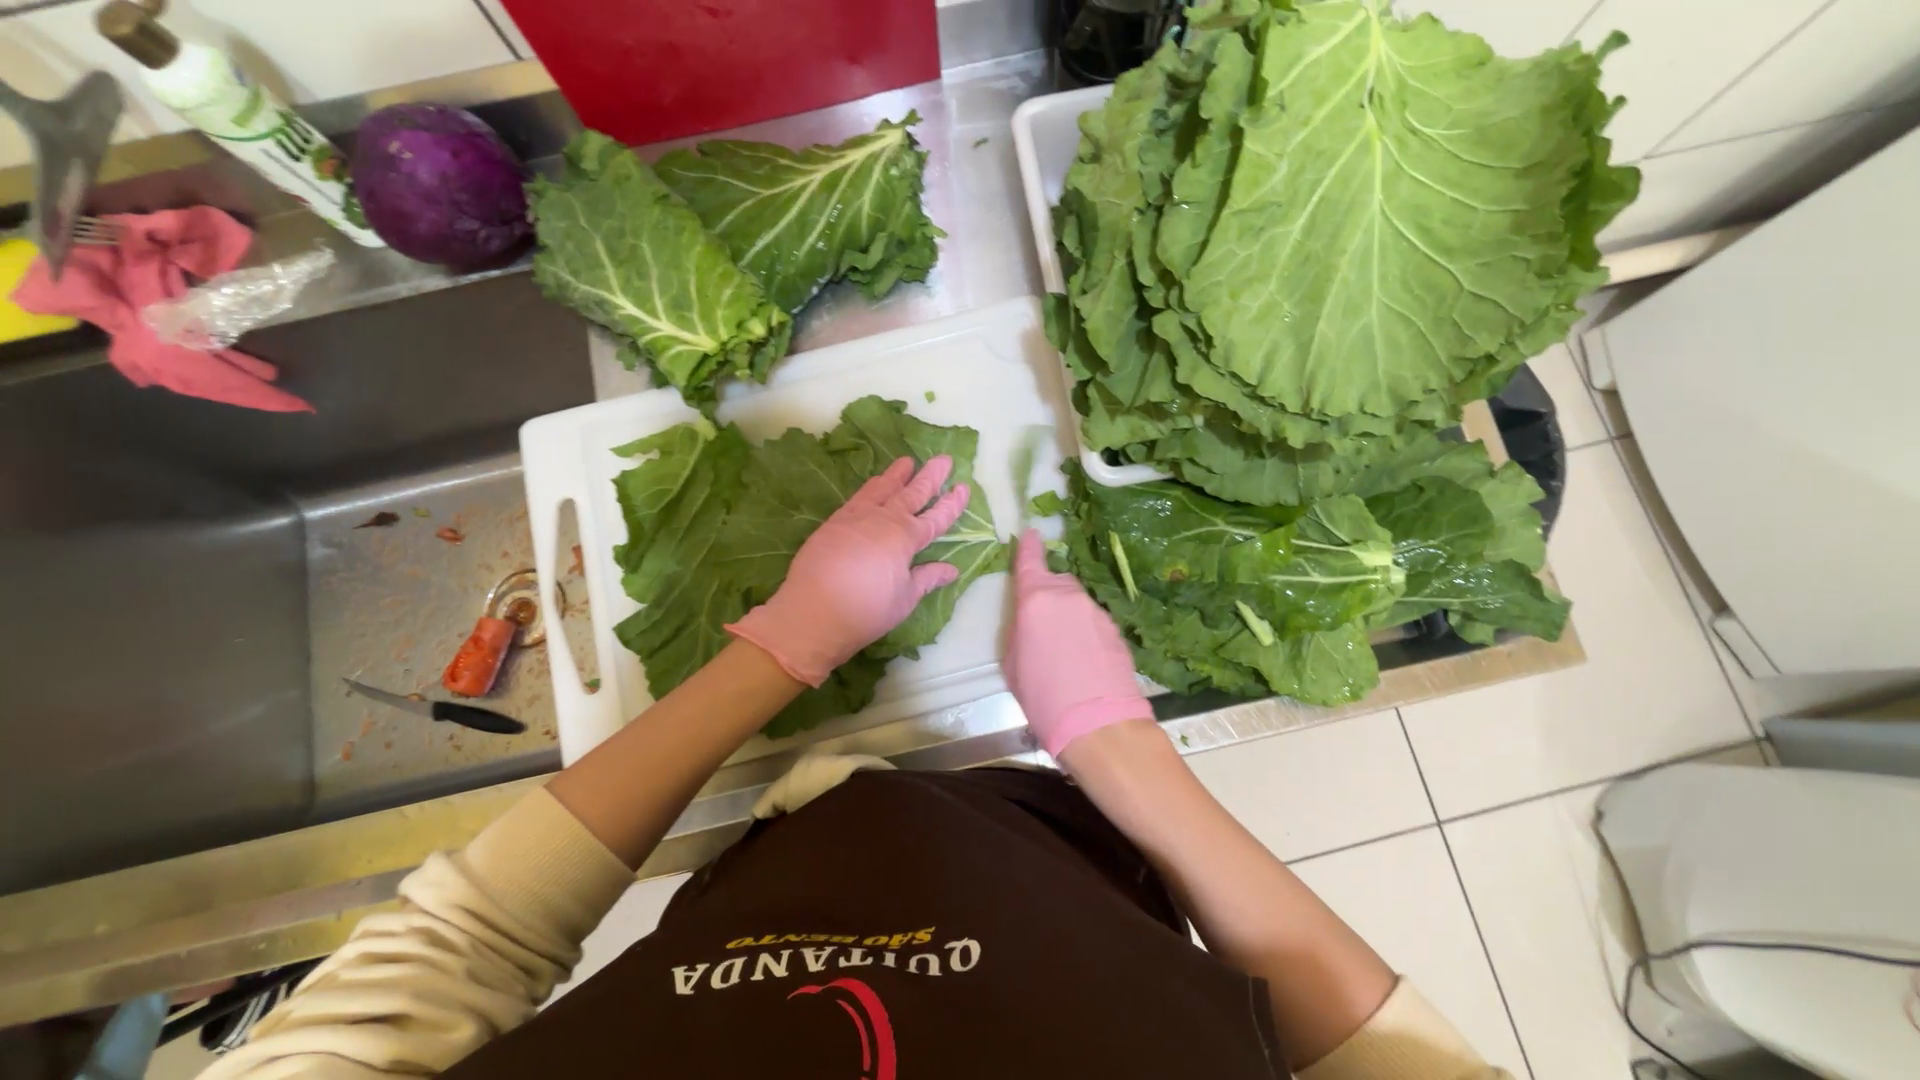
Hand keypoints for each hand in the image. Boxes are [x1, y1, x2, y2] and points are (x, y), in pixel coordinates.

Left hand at [728, 456, 970, 686]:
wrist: (813, 610)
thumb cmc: (866, 609)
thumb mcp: (904, 599)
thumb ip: (927, 578)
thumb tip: (952, 569)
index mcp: (907, 539)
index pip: (937, 518)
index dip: (952, 504)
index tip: (964, 487)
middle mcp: (885, 520)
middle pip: (913, 494)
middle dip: (930, 477)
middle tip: (944, 458)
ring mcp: (858, 517)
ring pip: (883, 489)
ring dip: (898, 475)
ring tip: (908, 461)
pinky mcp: (835, 522)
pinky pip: (859, 496)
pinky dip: (871, 486)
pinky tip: (874, 482)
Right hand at [1005, 529, 1151, 757]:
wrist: (1097, 722)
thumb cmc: (1042, 694)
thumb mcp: (1012, 661)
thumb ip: (1020, 629)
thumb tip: (1031, 620)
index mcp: (1036, 598)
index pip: (1029, 561)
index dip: (1027, 547)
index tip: (1029, 533)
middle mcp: (1069, 596)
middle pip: (1056, 583)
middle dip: (1048, 595)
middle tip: (1040, 626)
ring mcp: (1097, 611)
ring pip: (1076, 604)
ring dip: (1068, 618)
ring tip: (1064, 653)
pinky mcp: (1116, 630)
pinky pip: (1094, 623)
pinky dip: (1086, 634)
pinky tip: (1084, 662)